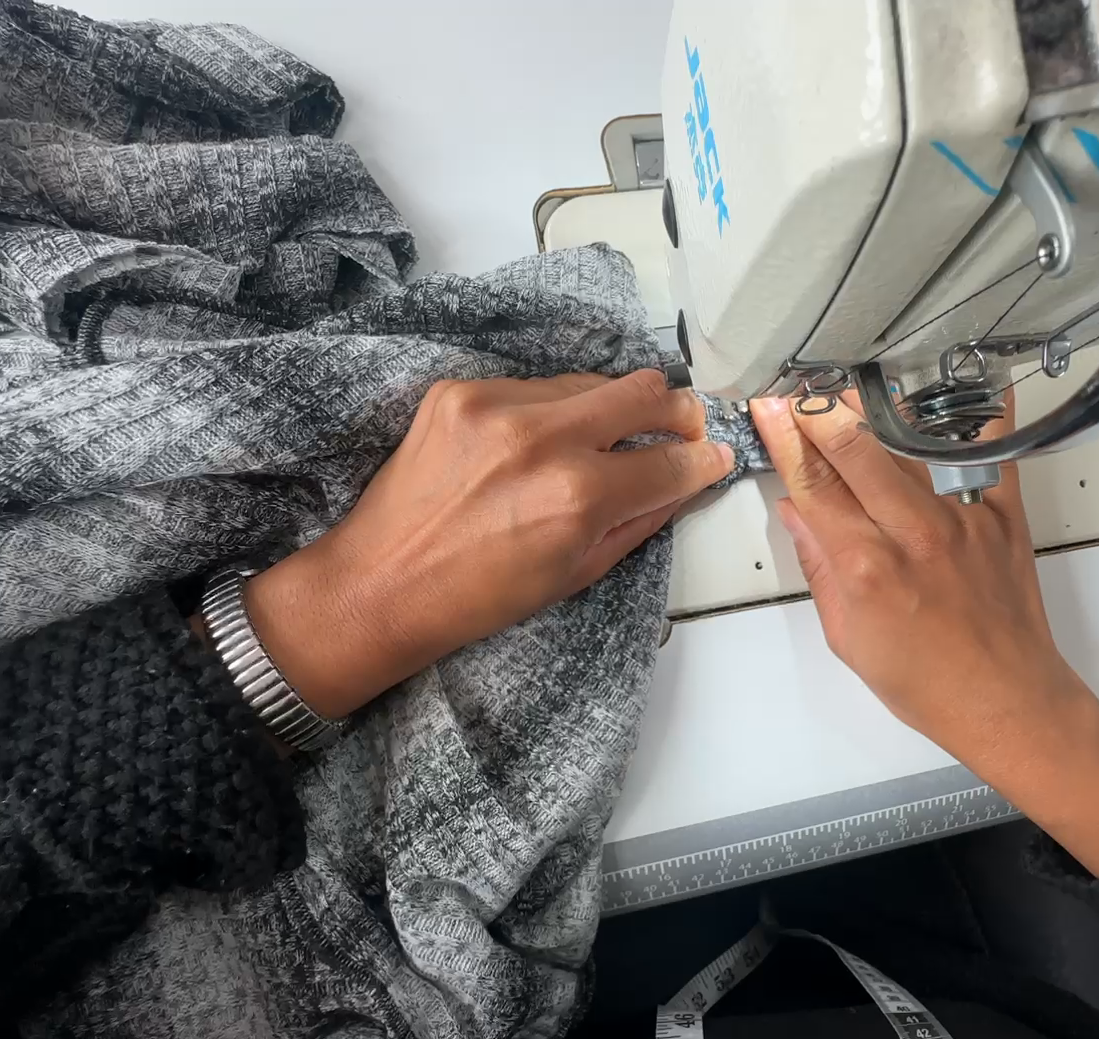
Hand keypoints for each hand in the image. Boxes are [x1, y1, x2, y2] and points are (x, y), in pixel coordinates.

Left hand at [238, 370, 732, 719]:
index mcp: (578, 498)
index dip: (704, 460)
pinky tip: (540, 445)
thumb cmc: (485, 597)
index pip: (672, 461)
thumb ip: (644, 519)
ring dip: (613, 410)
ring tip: (604, 442)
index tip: (714, 455)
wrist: (383, 583)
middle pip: (645, 390)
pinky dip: (556, 412)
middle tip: (682, 428)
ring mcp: (497, 405)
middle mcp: (543, 439)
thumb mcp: (581, 572)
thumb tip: (687, 480)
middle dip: (677, 411)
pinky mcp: (460, 390)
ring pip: (593, 381)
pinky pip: (538, 386)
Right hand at [750, 394, 1098, 877]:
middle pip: (855, 450)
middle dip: (820, 411)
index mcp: (865, 567)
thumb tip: (796, 513)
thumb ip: (818, 568)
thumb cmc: (924, 682)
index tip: (770, 410)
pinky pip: (989, 449)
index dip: (786, 441)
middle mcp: (912, 533)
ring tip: (850, 389)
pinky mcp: (1002, 511)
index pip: (813, 486)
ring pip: (909, 442)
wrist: (1005, 700)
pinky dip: (976, 415)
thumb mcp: (847, 636)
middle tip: (800, 390)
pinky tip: (965, 382)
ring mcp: (961, 516)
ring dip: (873, 411)